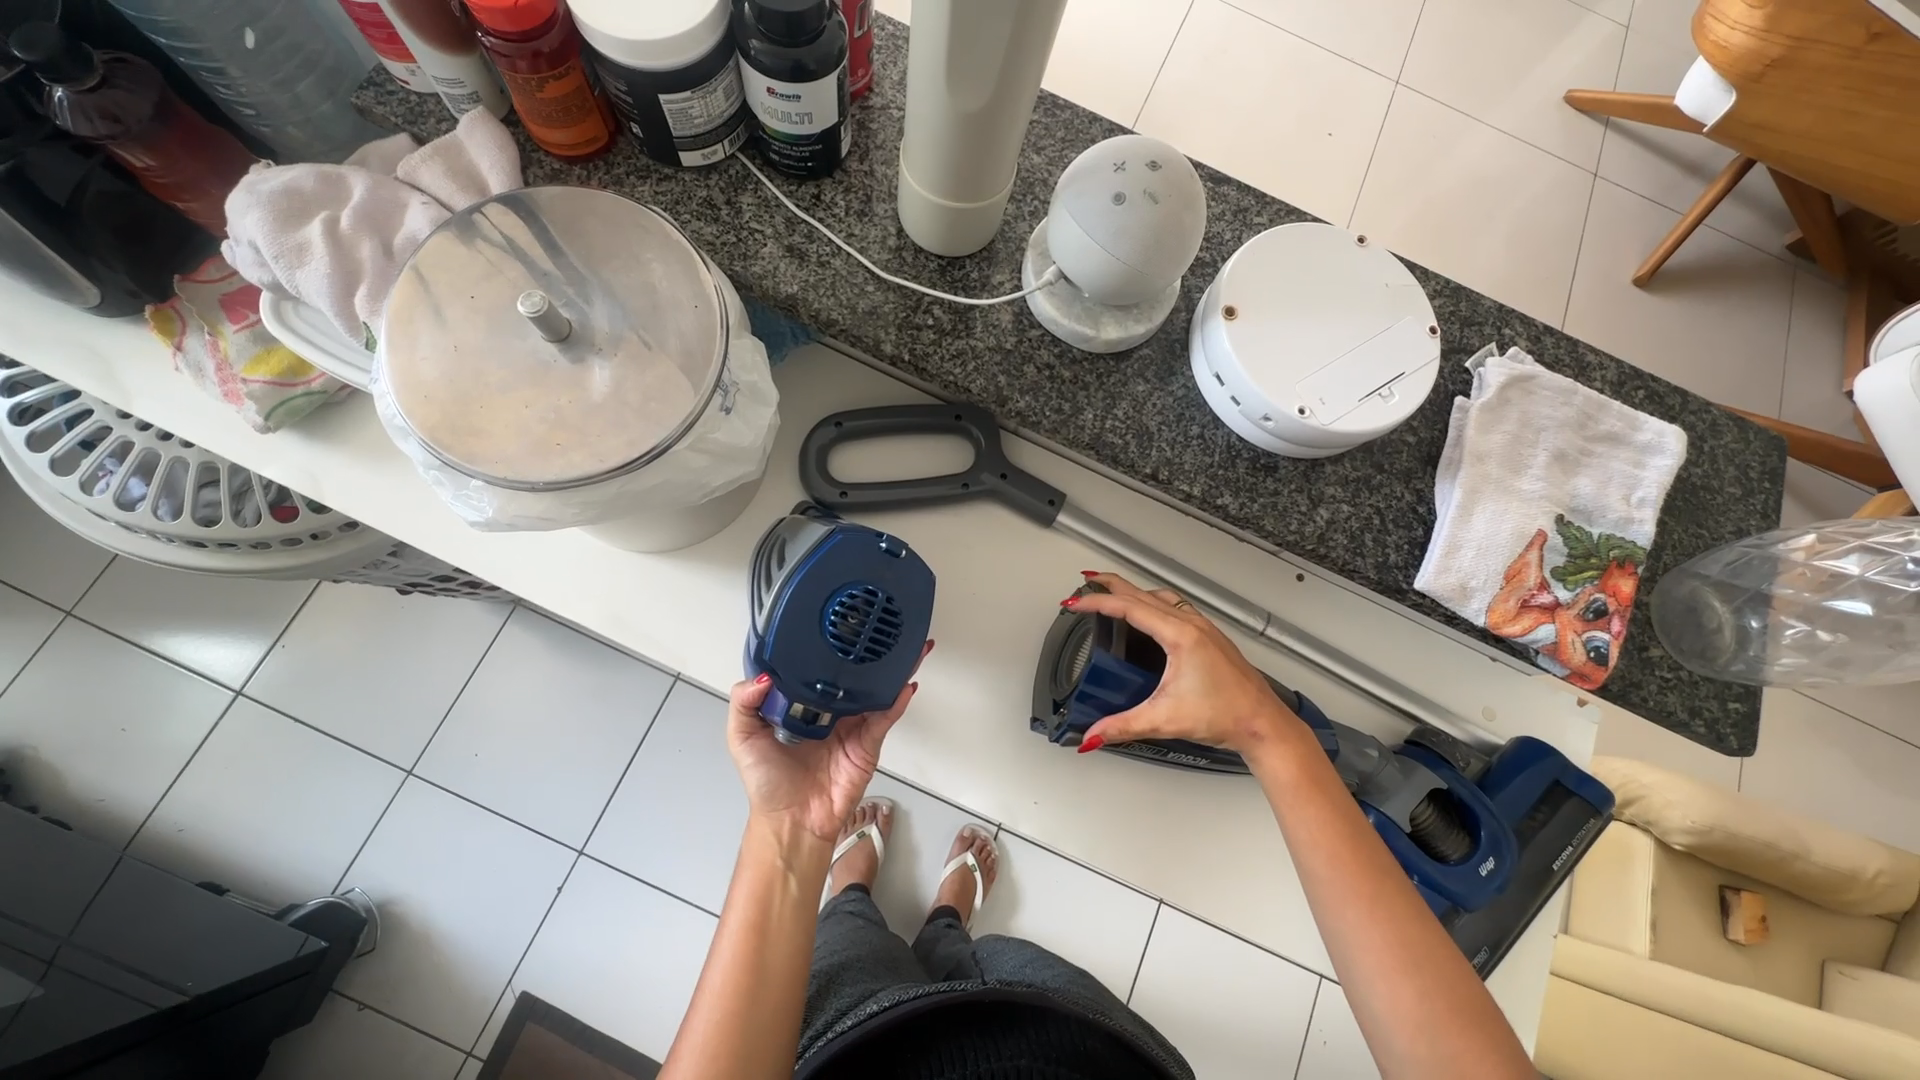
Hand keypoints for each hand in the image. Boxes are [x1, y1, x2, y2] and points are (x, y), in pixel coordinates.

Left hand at [725, 641, 931, 845]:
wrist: (792, 820)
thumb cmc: (767, 783)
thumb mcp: (742, 737)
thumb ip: (743, 703)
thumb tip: (761, 676)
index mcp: (801, 704)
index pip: (816, 668)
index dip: (825, 647)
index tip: (834, 624)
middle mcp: (830, 711)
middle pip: (853, 675)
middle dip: (869, 653)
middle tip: (881, 626)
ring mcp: (852, 725)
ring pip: (876, 690)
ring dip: (893, 669)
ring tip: (908, 646)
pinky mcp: (868, 742)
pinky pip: (886, 716)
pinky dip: (897, 699)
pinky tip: (905, 683)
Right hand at [1075, 574, 1308, 755]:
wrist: (1264, 724)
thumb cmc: (1229, 716)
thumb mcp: (1165, 720)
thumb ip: (1122, 726)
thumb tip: (1093, 734)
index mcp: (1180, 635)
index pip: (1129, 607)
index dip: (1097, 602)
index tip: (1076, 601)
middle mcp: (1193, 625)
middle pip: (1143, 593)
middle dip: (1111, 584)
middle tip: (1086, 581)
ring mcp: (1204, 629)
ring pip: (1161, 597)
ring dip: (1134, 590)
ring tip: (1114, 592)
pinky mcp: (1211, 637)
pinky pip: (1176, 607)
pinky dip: (1154, 601)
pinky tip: (1150, 614)